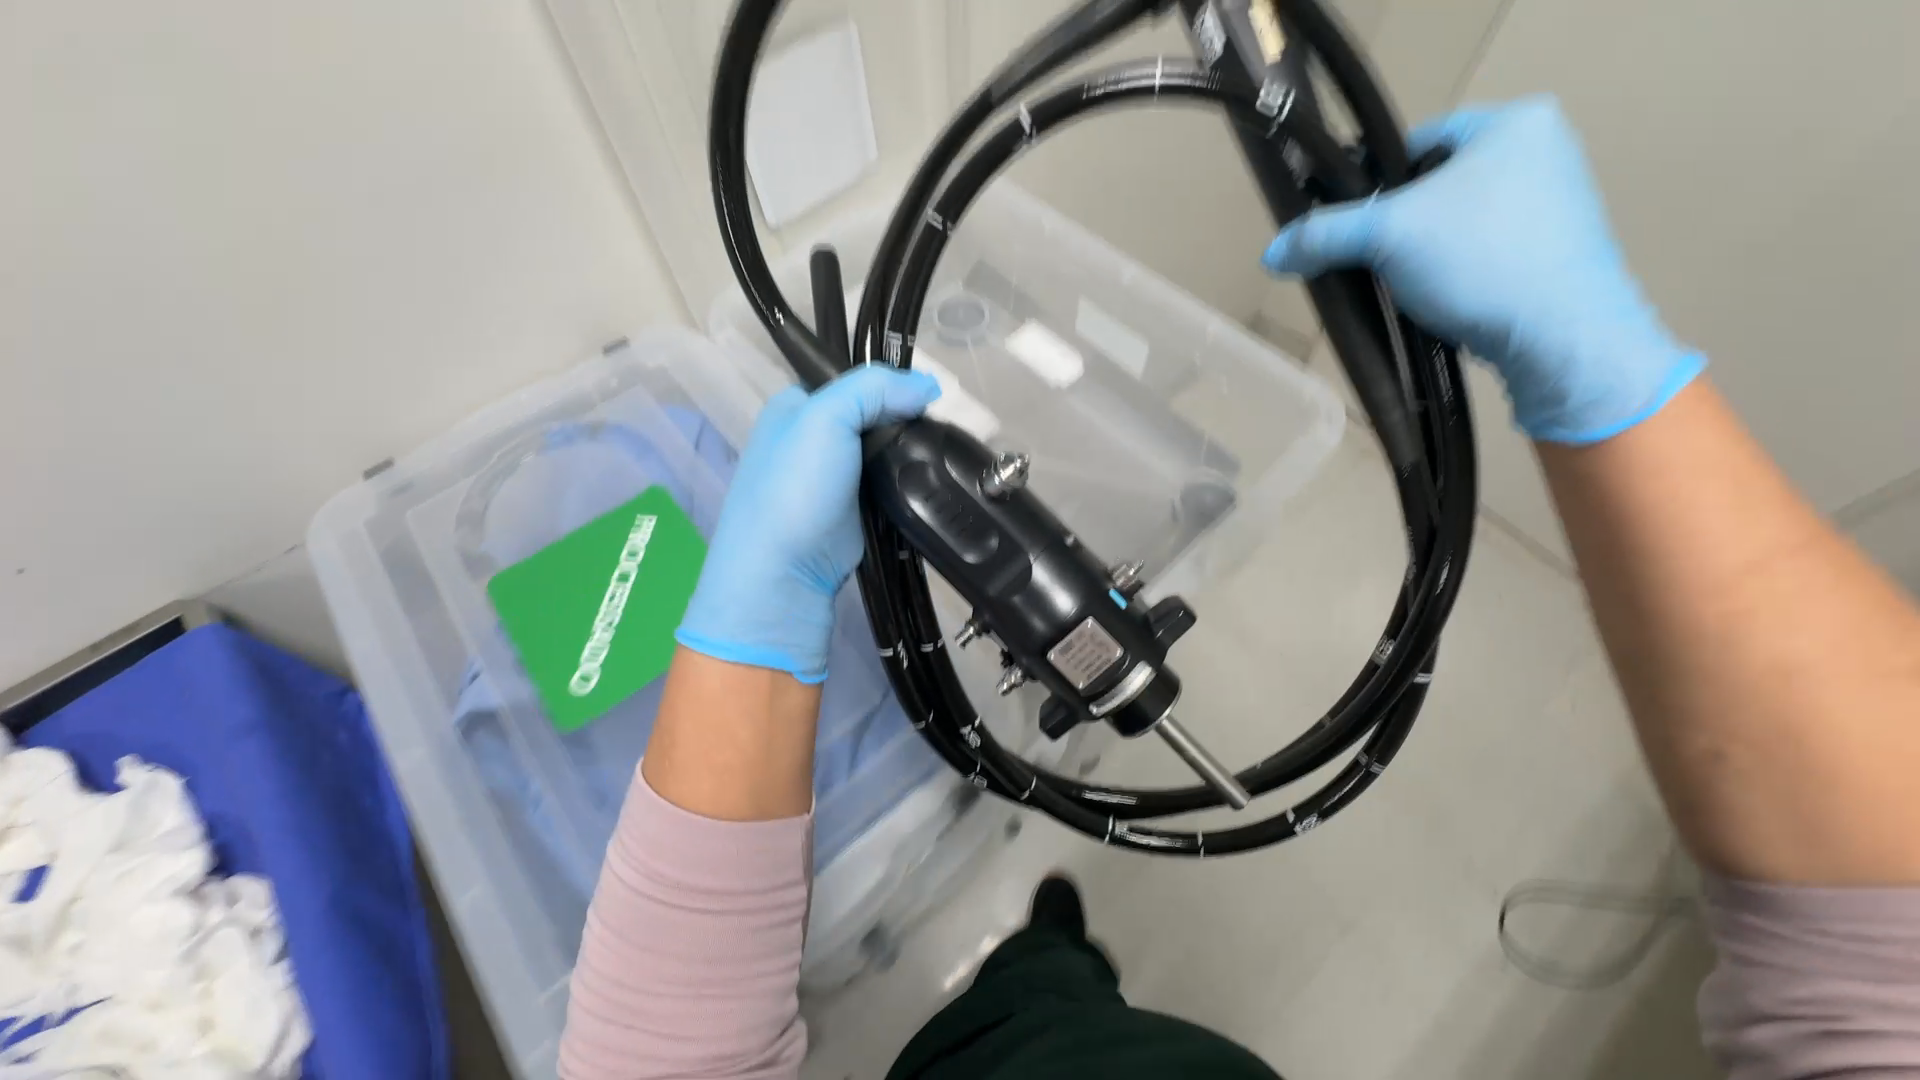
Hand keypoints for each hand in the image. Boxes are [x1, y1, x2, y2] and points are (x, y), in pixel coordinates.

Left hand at [676, 365, 940, 681]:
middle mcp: (814, 436)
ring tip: (942, 450)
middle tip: (939, 425)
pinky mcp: (857, 508)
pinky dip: (908, 479)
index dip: (888, 382)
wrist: (785, 569)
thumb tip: (928, 386)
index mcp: (796, 406)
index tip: (924, 394)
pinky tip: (930, 476)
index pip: (852, 379)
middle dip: (904, 418)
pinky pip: (890, 482)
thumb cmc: (796, 486)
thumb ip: (874, 390)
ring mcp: (837, 475)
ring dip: (911, 450)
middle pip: (874, 413)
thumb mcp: (826, 417)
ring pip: (885, 449)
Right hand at [1263, 96, 1703, 444]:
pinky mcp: (1554, 254)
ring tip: (1403, 288)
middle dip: (1397, 227)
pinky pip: (1481, 254)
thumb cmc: (1481, 260)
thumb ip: (1325, 235)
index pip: (1412, 144)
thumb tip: (1272, 253)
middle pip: (1430, 187)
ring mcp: (1555, 205)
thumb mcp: (1388, 237)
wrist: (1562, 336)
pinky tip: (1440, 301)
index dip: (1371, 186)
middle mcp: (1543, 151)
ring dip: (1421, 256)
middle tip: (1371, 262)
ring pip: (1453, 225)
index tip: (1351, 226)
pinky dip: (1453, 276)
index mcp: (1514, 123)